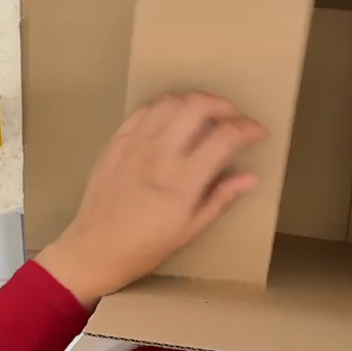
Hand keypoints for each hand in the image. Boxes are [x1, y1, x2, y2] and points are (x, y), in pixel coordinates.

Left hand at [35, 91, 265, 306]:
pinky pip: (144, 110)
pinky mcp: (115, 142)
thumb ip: (220, 199)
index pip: (224, 137)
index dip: (248, 128)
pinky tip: (173, 118)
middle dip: (223, 104)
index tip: (258, 133)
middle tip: (234, 116)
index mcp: (181, 182)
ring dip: (194, 100)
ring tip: (206, 112)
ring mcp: (133, 145)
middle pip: (197, 106)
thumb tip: (250, 177)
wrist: (93, 250)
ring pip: (170, 101)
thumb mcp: (189, 231)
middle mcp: (158, 155)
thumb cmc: (144, 248)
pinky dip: (166, 107)